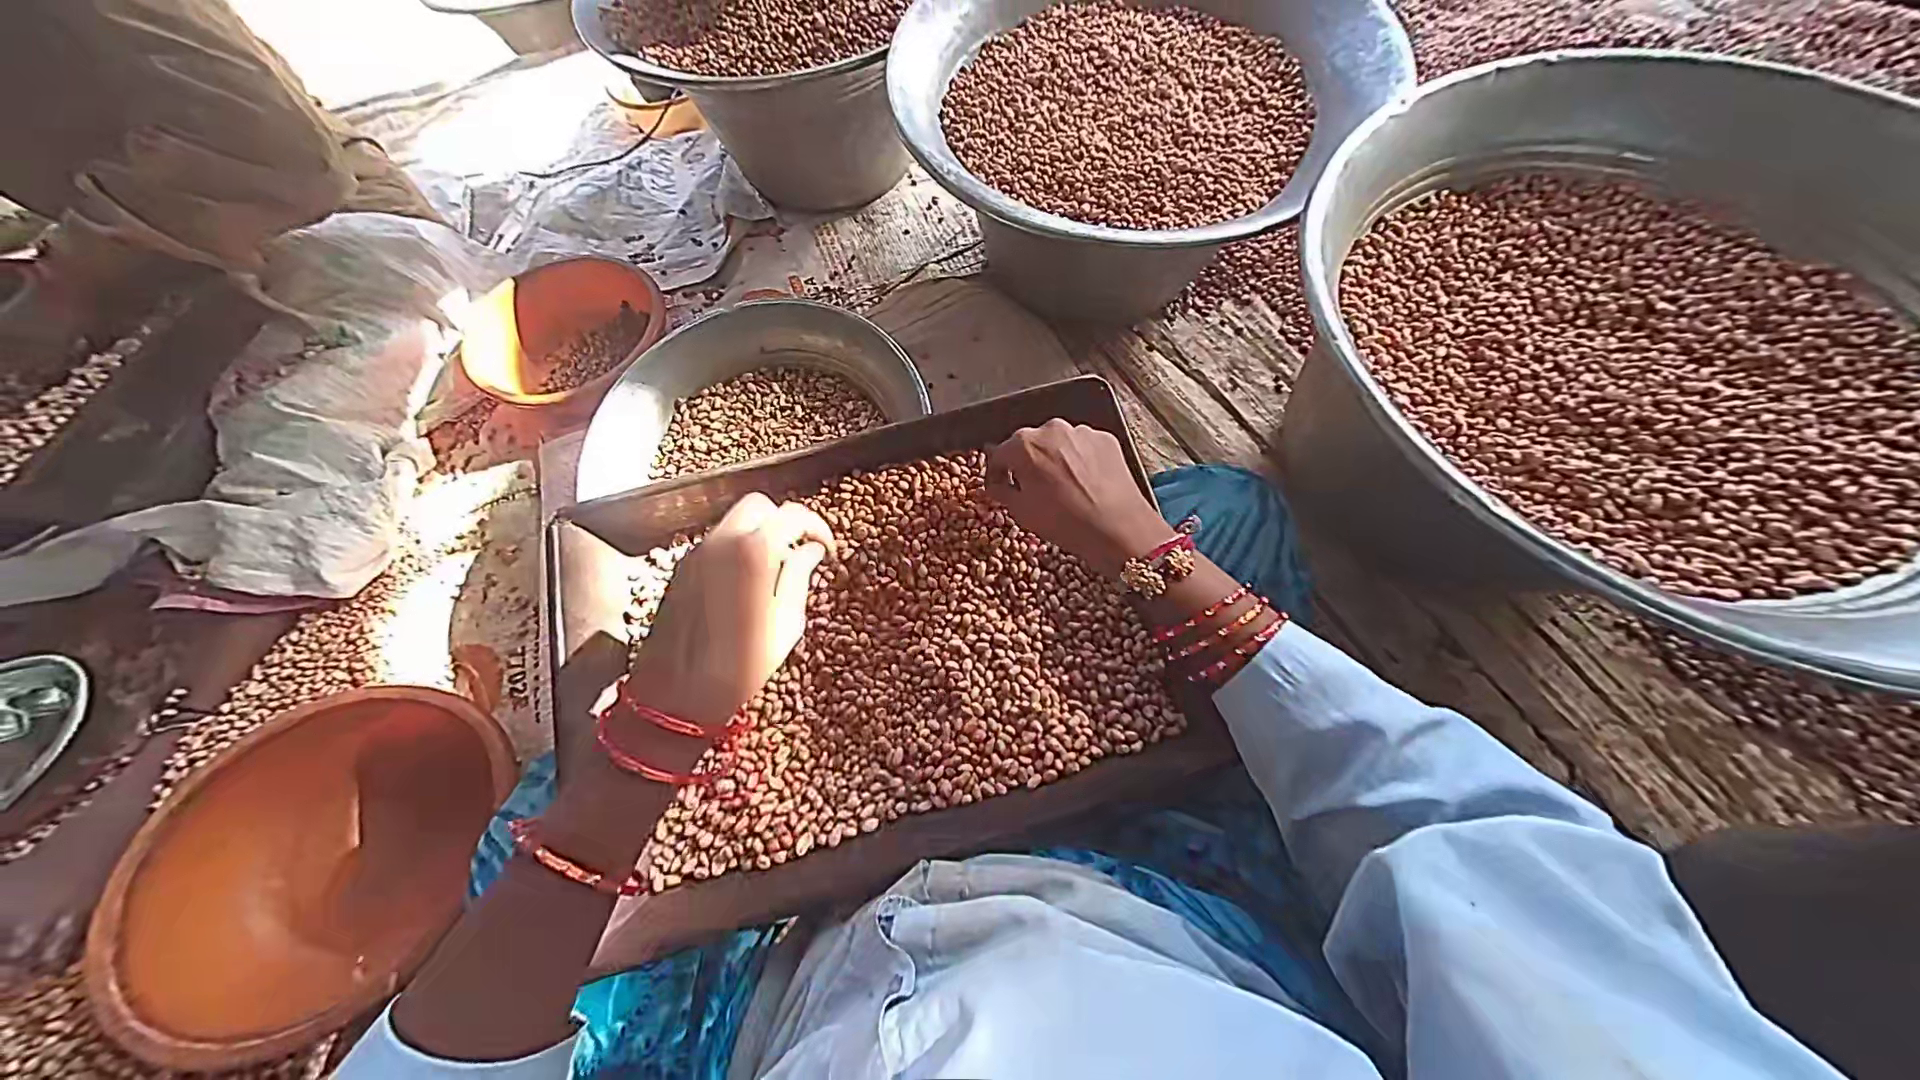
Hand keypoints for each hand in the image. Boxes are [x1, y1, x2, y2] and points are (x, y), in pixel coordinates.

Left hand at [625, 493, 835, 730]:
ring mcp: (697, 554)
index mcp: (753, 552)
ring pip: (735, 520)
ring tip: (779, 566)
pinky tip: (750, 578)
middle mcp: (721, 542)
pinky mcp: (682, 569)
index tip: (827, 548)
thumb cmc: (739, 668)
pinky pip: (717, 541)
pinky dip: (739, 545)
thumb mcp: (786, 625)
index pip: (793, 515)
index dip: (817, 527)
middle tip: (802, 549)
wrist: (675, 697)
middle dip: (785, 521)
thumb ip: (799, 577)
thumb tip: (811, 552)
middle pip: (760, 506)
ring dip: (760, 532)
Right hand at [987, 419, 1173, 575]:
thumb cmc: (1067, 522)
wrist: (1116, 528)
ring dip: (1054, 461)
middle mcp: (1051, 431)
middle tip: (1032, 490)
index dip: (996, 473)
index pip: (999, 454)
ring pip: (1058, 444)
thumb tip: (998, 483)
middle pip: (1029, 445)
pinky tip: (1082, 484)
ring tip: (1062, 490)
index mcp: (1024, 446)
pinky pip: (1082, 447)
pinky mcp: (1104, 439)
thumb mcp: (1022, 512)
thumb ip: (1001, 490)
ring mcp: (1080, 432)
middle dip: (1027, 464)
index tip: (999, 483)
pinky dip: (1079, 461)